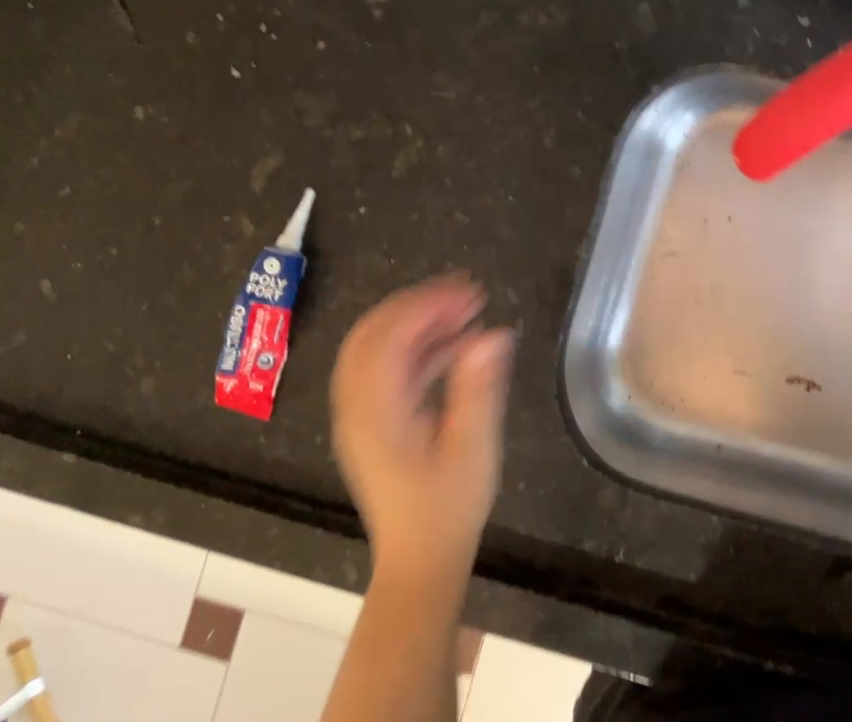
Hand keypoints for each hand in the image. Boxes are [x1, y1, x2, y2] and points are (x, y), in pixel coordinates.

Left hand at [331, 276, 515, 578]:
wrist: (421, 560)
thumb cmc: (448, 507)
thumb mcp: (472, 447)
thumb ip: (479, 388)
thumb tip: (493, 334)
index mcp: (376, 412)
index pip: (387, 339)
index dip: (425, 305)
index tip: (471, 292)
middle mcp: (358, 409)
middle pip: (371, 337)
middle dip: (417, 307)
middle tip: (467, 296)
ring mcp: (362, 418)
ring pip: (377, 352)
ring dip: (417, 326)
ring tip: (467, 314)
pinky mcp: (375, 426)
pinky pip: (387, 372)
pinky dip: (417, 350)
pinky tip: (456, 348)